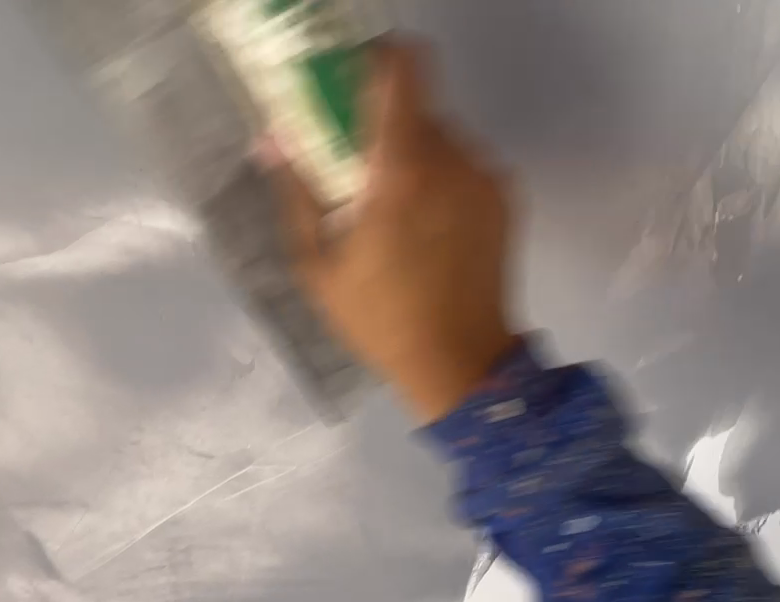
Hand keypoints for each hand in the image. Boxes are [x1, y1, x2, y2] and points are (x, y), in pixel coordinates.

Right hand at [262, 39, 519, 423]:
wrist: (461, 364)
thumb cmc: (381, 322)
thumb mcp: (319, 269)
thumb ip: (297, 194)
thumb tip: (272, 139)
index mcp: (401, 169)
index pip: (401, 65)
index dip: (376, 59)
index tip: (354, 84)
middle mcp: (453, 158)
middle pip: (418, 107)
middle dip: (388, 130)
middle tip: (367, 178)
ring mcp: (486, 178)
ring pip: (445, 139)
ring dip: (419, 161)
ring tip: (403, 220)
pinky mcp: (507, 200)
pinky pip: (468, 168)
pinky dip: (447, 185)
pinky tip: (434, 236)